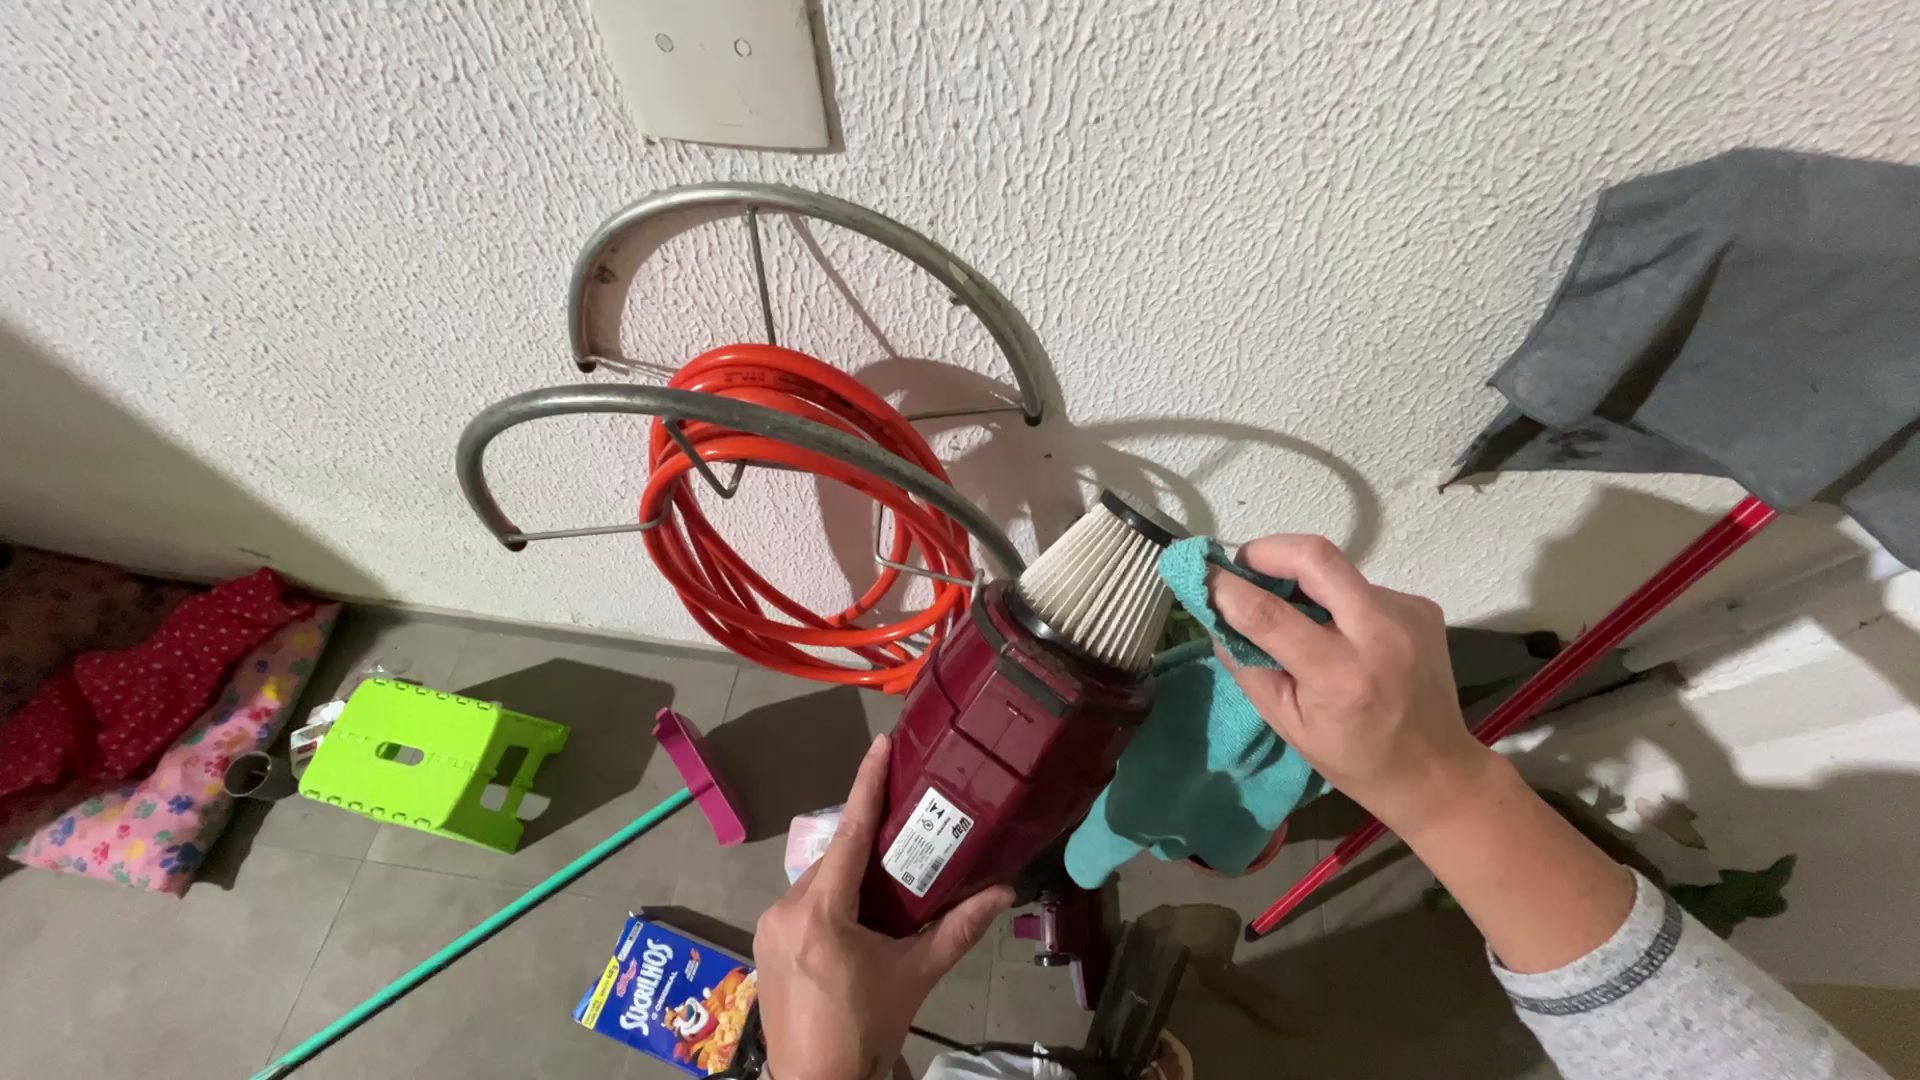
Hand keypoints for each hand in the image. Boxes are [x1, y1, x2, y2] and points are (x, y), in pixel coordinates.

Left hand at [754, 733, 1013, 1079]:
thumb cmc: (866, 1030)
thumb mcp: (916, 975)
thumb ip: (958, 928)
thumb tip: (1004, 891)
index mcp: (821, 913)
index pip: (848, 833)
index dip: (867, 784)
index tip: (881, 745)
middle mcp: (785, 910)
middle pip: (834, 858)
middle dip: (867, 847)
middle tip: (903, 840)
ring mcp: (768, 927)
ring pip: (817, 880)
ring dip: (848, 877)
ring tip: (884, 891)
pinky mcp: (764, 943)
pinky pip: (803, 902)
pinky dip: (830, 898)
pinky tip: (854, 918)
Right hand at [1208, 535, 1498, 834]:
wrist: (1436, 771)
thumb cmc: (1350, 756)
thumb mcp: (1284, 722)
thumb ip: (1246, 664)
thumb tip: (1215, 613)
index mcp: (1339, 676)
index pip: (1268, 613)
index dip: (1226, 588)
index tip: (1200, 574)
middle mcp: (1379, 634)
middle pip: (1315, 556)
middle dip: (1265, 551)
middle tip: (1240, 568)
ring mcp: (1406, 613)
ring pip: (1335, 566)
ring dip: (1297, 576)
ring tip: (1288, 607)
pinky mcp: (1419, 605)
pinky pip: (1357, 583)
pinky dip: (1330, 595)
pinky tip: (1333, 627)